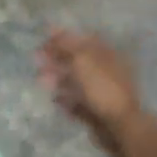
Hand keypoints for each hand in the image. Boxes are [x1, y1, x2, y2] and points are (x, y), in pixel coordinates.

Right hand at [37, 27, 145, 148]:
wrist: (119, 126)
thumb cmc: (101, 86)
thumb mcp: (81, 58)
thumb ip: (66, 44)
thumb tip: (53, 30)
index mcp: (107, 55)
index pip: (82, 39)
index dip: (62, 37)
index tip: (44, 38)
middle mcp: (106, 71)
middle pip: (76, 60)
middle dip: (55, 59)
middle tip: (37, 60)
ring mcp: (102, 92)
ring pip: (75, 81)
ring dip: (57, 79)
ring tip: (41, 82)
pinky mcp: (97, 111)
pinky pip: (78, 101)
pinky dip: (65, 99)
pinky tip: (55, 99)